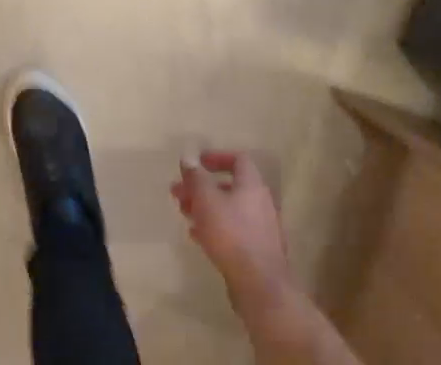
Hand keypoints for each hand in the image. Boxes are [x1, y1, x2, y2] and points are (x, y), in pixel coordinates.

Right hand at [170, 150, 293, 317]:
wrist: (260, 284)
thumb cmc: (230, 233)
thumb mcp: (205, 200)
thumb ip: (196, 177)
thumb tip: (189, 158)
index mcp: (252, 186)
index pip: (239, 160)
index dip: (217, 157)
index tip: (197, 163)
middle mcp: (261, 203)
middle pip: (230, 186)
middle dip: (202, 186)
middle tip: (178, 192)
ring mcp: (262, 228)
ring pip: (230, 209)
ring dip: (206, 207)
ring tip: (184, 213)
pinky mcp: (258, 249)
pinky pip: (234, 229)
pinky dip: (215, 226)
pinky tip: (198, 236)